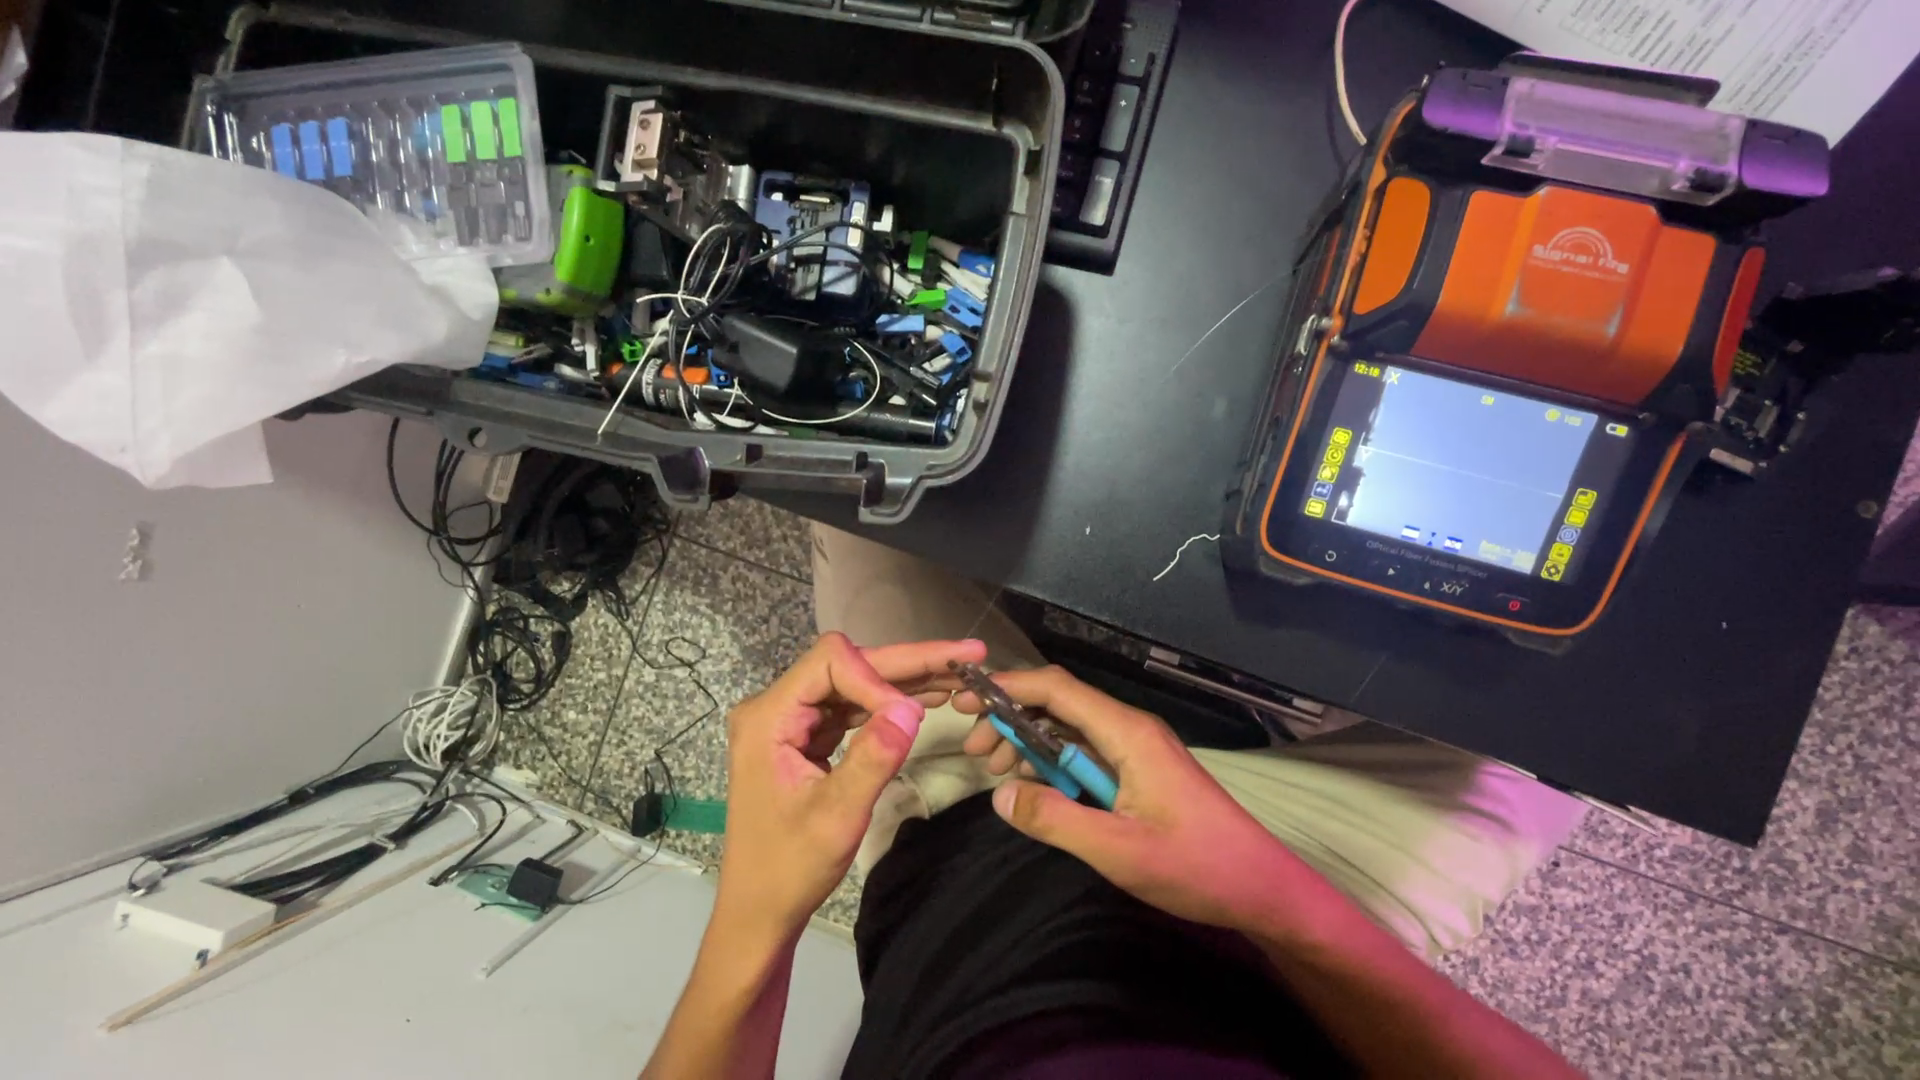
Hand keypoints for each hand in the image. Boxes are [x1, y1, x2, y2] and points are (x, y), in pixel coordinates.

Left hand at [716, 632, 986, 938]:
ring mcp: (792, 722)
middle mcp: (776, 707)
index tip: (910, 715)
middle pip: (847, 665)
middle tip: (968, 654)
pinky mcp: (806, 738)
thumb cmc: (789, 868)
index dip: (876, 678)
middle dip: (907, 662)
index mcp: (769, 717)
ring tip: (961, 672)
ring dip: (905, 680)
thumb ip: (873, 759)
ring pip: (855, 683)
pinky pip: (852, 708)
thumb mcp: (836, 816)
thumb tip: (910, 709)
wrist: (760, 910)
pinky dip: (889, 704)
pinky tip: (930, 698)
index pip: (830, 662)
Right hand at [956, 666, 1293, 932]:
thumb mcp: (1117, 850)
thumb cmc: (1195, 866)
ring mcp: (1137, 750)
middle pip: (1060, 705)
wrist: (1261, 887)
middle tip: (975, 752)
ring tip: (995, 769)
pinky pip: (1087, 754)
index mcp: (1128, 733)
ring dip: (1030, 742)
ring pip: (1071, 730)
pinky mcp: (1140, 772)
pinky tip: (1033, 784)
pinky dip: (1053, 763)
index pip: (1058, 689)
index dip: (1009, 688)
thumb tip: (1000, 795)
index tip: (968, 703)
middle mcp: (1130, 729)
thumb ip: (1055, 820)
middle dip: (1012, 719)